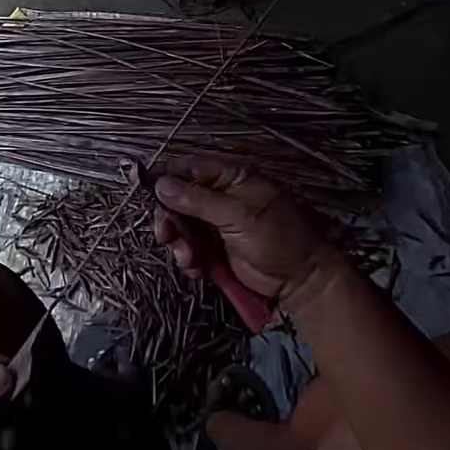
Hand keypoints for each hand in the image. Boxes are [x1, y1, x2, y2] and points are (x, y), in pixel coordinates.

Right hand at [150, 157, 340, 307]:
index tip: (148, 190)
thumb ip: (198, 200)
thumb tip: (162, 184)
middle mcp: (220, 196)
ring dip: (178, 243)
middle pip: (178, 198)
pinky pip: (189, 248)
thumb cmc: (279, 239)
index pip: (189, 168)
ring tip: (189, 259)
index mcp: (231, 178)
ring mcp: (216, 223)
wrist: (301, 281)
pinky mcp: (214, 248)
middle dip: (169, 218)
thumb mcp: (238, 215)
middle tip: (165, 234)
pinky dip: (188, 259)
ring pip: (180, 226)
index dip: (167, 177)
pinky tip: (197, 269)